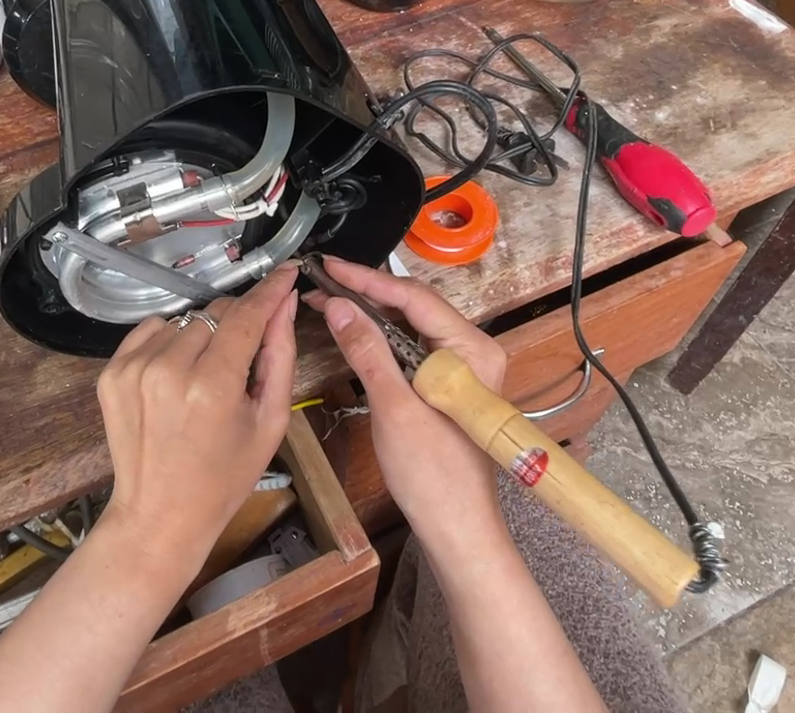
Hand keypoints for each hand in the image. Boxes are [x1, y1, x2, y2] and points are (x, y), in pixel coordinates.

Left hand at [94, 264, 300, 569]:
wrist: (160, 516)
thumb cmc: (225, 476)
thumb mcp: (271, 421)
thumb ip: (281, 354)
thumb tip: (286, 303)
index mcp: (213, 386)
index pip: (247, 314)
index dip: (270, 290)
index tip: (286, 272)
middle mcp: (168, 369)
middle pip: (217, 312)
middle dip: (238, 322)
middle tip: (244, 356)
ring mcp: (134, 368)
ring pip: (186, 319)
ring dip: (204, 334)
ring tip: (206, 374)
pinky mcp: (112, 371)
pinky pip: (153, 328)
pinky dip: (171, 340)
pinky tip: (178, 372)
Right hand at [308, 256, 507, 554]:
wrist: (456, 528)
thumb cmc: (433, 474)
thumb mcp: (394, 407)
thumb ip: (367, 351)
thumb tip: (337, 305)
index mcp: (471, 349)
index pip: (414, 299)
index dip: (368, 280)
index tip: (331, 266)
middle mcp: (471, 349)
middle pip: (413, 306)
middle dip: (365, 292)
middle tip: (323, 280)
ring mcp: (459, 366)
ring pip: (408, 325)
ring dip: (368, 313)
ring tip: (328, 298)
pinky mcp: (446, 382)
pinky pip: (409, 346)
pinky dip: (378, 336)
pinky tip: (352, 329)